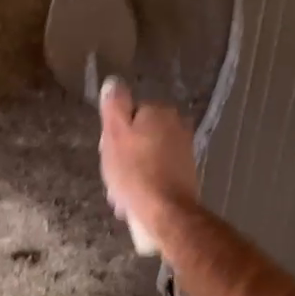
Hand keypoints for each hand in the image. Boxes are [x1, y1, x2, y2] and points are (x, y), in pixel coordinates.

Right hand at [98, 77, 199, 248]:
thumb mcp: (114, 134)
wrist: (166, 214)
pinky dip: (145, 182)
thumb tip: (114, 82)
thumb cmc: (135, 171)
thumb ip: (114, 105)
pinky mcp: (185, 174)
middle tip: (114, 173)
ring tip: (122, 193)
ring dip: (131, 171)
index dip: (114, 133)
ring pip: (145, 155)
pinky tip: (134, 200)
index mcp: (160, 111)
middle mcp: (177, 125)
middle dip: (124, 154)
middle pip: (138, 135)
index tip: (109, 151)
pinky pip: (156, 172)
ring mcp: (184, 151)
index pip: (128, 114)